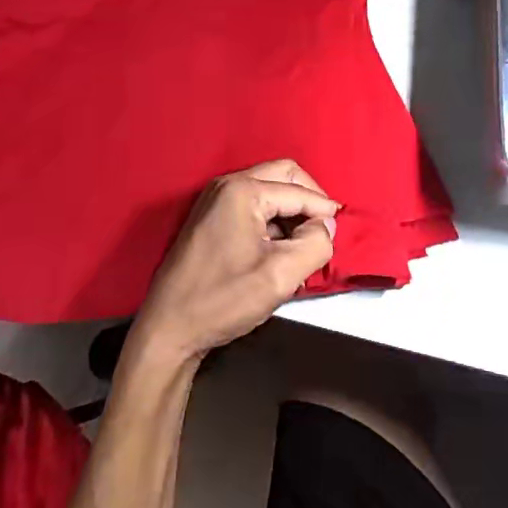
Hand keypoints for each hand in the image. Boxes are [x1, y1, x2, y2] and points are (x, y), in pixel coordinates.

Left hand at [135, 159, 338, 363]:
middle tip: (324, 229)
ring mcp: (214, 200)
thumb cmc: (223, 300)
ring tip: (303, 245)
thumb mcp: (281, 276)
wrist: (167, 332)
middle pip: (284, 175)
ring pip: (270, 189)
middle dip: (309, 200)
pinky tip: (279, 250)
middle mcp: (227, 185)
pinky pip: (254, 204)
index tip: (340, 234)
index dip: (325, 212)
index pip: (299, 192)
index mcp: (243, 191)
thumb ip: (316, 244)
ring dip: (291, 211)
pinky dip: (273, 220)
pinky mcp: (209, 218)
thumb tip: (326, 226)